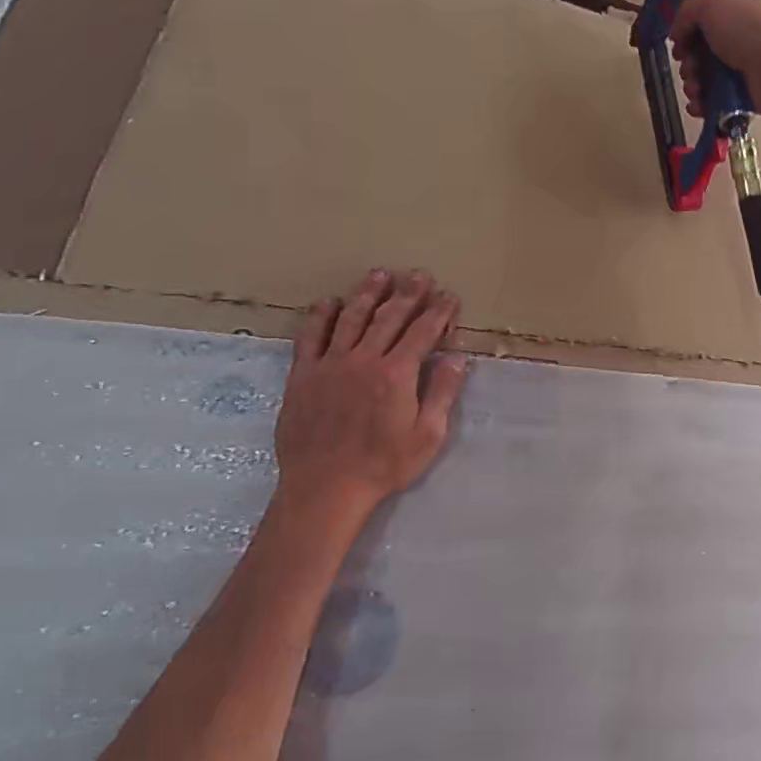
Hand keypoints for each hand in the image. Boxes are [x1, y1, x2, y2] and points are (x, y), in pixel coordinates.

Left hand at [274, 269, 467, 513]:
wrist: (325, 487)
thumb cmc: (384, 465)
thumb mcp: (428, 435)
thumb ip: (442, 393)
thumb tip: (458, 358)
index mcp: (397, 374)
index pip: (423, 331)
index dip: (438, 311)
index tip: (449, 296)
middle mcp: (364, 359)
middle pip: (389, 317)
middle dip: (408, 293)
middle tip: (419, 275)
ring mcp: (330, 364)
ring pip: (351, 317)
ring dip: (368, 293)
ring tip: (380, 274)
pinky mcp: (303, 374)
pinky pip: (311, 336)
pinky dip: (321, 315)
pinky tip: (330, 301)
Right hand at [669, 0, 760, 123]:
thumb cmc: (748, 33)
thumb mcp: (713, 6)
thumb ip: (688, 12)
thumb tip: (676, 32)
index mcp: (736, 13)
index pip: (704, 22)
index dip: (686, 35)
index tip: (678, 47)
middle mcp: (741, 40)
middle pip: (702, 54)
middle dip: (689, 65)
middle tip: (691, 71)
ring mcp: (743, 70)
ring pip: (706, 79)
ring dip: (693, 86)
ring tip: (696, 91)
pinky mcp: (744, 96)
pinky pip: (716, 101)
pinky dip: (703, 104)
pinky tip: (699, 107)